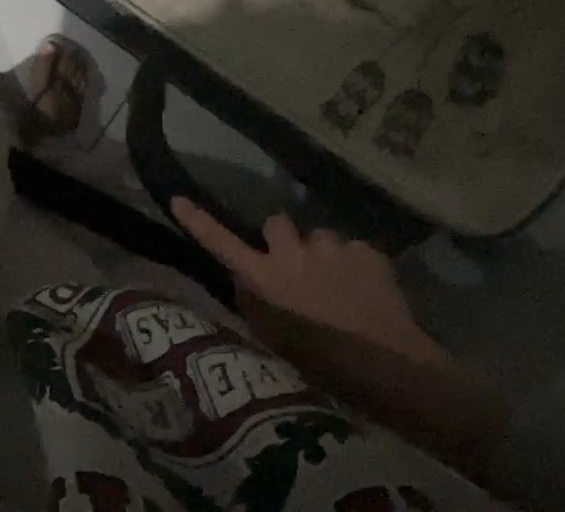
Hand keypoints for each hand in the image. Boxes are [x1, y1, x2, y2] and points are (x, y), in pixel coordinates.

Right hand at [170, 198, 445, 365]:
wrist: (387, 366)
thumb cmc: (323, 364)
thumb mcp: (274, 339)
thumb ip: (255, 302)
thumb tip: (243, 278)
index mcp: (263, 278)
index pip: (221, 243)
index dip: (198, 221)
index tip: (178, 198)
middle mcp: (290, 253)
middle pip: (276, 223)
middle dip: (284, 238)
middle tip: (299, 266)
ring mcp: (329, 247)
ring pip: (319, 236)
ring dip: (324, 254)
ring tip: (341, 286)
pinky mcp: (364, 249)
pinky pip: (354, 248)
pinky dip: (358, 266)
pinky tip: (368, 291)